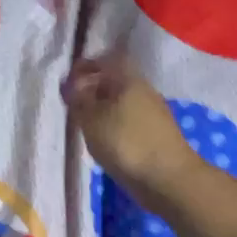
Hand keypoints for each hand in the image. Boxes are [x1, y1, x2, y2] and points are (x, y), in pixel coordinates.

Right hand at [64, 53, 196, 204]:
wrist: (167, 178)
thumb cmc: (126, 143)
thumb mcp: (92, 120)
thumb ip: (79, 101)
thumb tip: (72, 86)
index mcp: (129, 78)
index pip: (107, 59)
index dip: (87, 65)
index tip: (69, 80)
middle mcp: (143, 90)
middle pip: (115, 81)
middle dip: (93, 89)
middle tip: (73, 105)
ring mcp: (152, 114)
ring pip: (122, 103)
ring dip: (103, 110)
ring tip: (85, 126)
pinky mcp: (155, 135)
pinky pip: (128, 121)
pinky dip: (114, 126)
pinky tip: (104, 142)